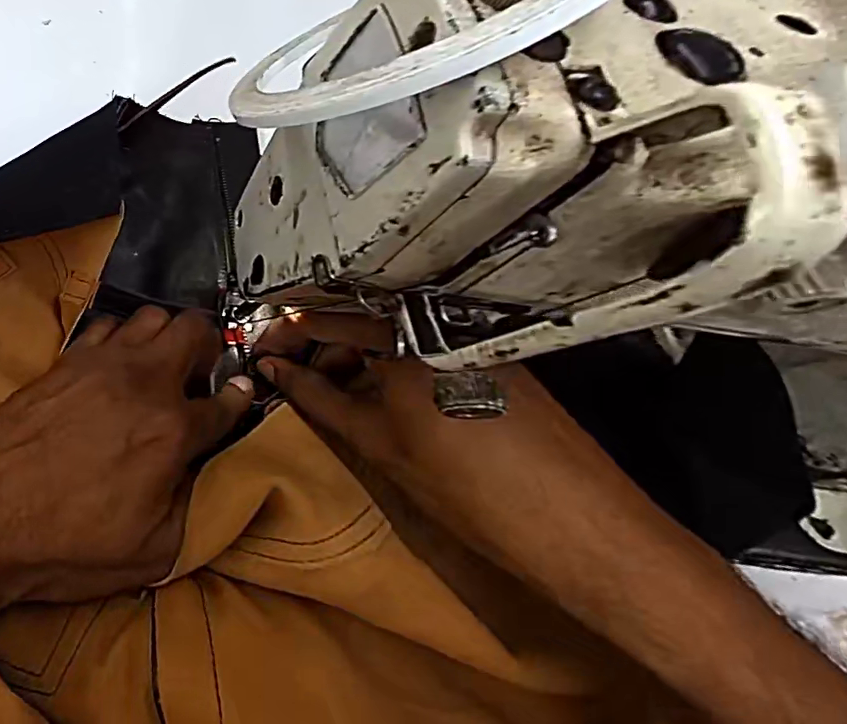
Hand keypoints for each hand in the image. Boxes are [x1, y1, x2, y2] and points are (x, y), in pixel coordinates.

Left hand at [0, 306, 253, 607]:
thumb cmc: (66, 541)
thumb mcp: (150, 552)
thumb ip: (193, 508)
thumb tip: (203, 475)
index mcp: (171, 432)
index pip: (226, 402)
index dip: (239, 399)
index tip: (239, 395)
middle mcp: (142, 382)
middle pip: (195, 329)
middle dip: (209, 346)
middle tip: (201, 372)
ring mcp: (102, 363)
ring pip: (151, 316)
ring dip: (165, 335)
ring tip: (160, 364)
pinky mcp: (68, 359)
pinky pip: (107, 325)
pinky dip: (120, 337)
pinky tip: (115, 363)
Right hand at [251, 311, 846, 723]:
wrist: (586, 531)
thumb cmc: (470, 489)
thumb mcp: (378, 444)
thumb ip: (319, 398)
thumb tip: (274, 369)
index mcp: (407, 333)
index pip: (326, 318)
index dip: (286, 333)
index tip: (260, 347)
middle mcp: (437, 320)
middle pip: (358, 314)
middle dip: (315, 338)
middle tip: (287, 364)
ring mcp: (468, 335)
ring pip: (390, 330)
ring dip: (352, 350)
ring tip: (327, 384)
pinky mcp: (490, 354)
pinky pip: (422, 344)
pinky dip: (389, 361)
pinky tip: (374, 390)